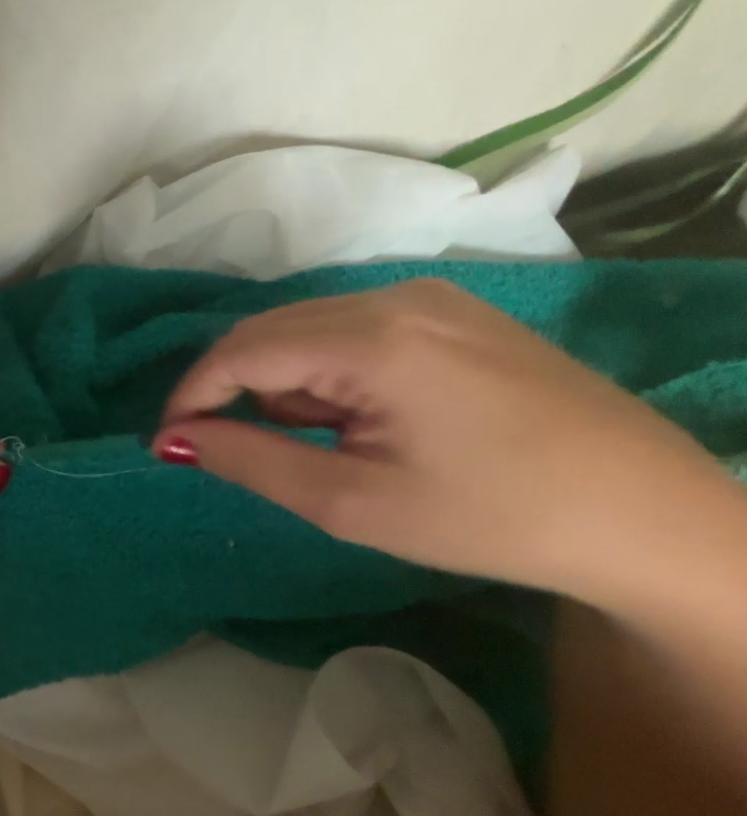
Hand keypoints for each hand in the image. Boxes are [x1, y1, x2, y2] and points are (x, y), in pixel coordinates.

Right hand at [154, 278, 745, 608]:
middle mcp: (397, 297)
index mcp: (374, 340)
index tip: (168, 446)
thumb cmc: (490, 517)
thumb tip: (171, 440)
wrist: (648, 518)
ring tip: (325, 444)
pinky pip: (352, 329)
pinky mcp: (456, 313)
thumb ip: (249, 460)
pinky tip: (362, 418)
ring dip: (284, 383)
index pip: (239, 350)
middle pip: (267, 330)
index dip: (190, 396)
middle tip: (237, 452)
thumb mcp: (351, 501)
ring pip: (306, 328)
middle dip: (234, 389)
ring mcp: (433, 299)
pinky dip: (327, 372)